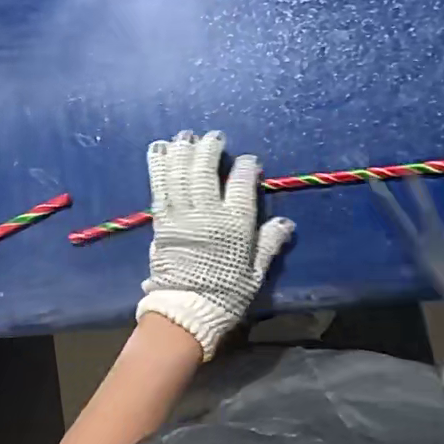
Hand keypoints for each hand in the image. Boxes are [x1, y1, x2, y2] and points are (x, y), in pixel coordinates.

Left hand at [135, 131, 294, 360]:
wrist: (187, 308)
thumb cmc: (226, 292)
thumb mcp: (255, 272)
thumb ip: (269, 243)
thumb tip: (286, 222)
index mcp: (235, 225)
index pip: (242, 186)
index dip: (246, 169)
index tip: (248, 160)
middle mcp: (207, 214)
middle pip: (206, 172)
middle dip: (209, 150)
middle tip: (212, 136)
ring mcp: (181, 215)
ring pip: (180, 174)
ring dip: (182, 152)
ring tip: (184, 136)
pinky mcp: (162, 220)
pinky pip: (159, 187)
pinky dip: (158, 165)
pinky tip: (158, 149)